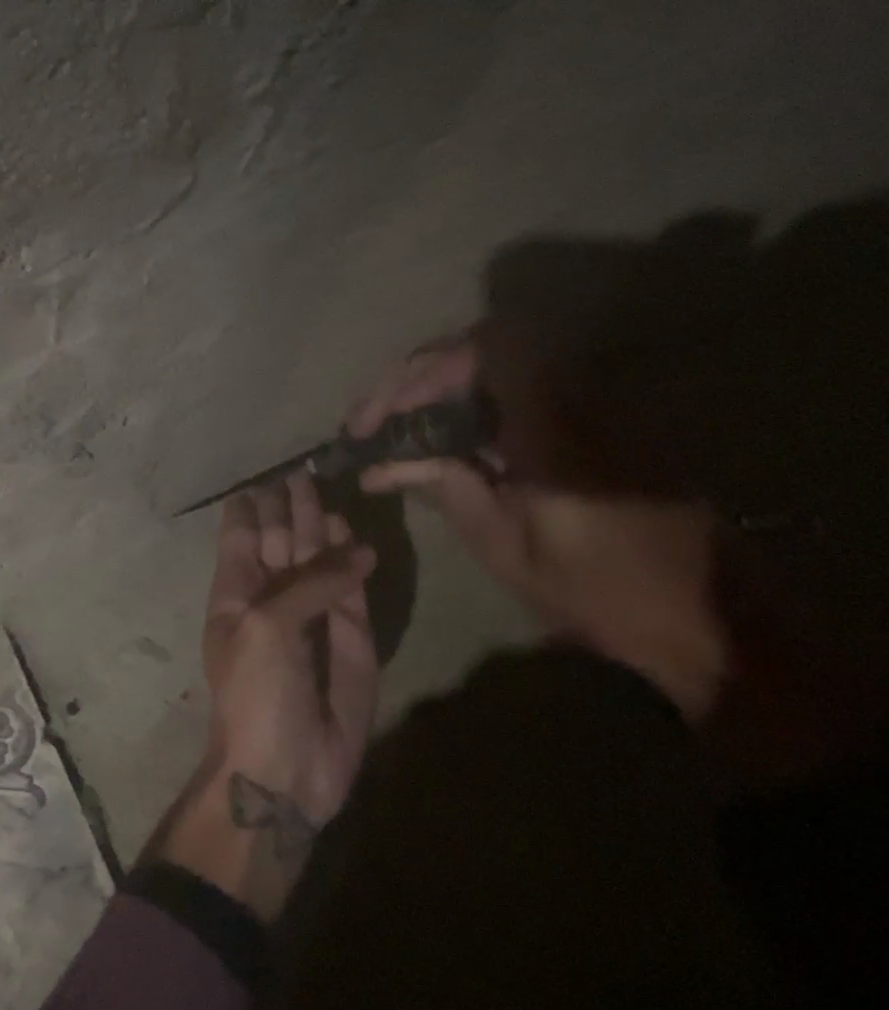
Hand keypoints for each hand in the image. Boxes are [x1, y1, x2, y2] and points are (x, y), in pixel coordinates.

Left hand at [147, 471, 376, 922]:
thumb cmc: (256, 693)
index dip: (247, 516)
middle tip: (298, 474)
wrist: (283, 769)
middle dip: (286, 513)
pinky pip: (351, 598)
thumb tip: (356, 549)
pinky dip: (352, 569)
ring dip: (318, 532)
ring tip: (323, 493)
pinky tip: (355, 538)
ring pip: (317, 566)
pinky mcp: (350, 646)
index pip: (240, 546)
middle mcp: (270, 606)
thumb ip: (309, 583)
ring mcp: (311, 625)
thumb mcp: (268, 628)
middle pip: (280, 548)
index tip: (254, 485)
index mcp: (234, 601)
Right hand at [350, 338, 724, 717]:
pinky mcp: (591, 425)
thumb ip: (446, 489)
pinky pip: (518, 391)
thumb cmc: (593, 588)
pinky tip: (433, 434)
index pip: (487, 355)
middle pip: (488, 347)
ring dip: (438, 385)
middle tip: (370, 418)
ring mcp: (589, 409)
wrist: (694, 608)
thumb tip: (377, 466)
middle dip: (418, 376)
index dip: (420, 374)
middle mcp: (578, 403)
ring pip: (500, 364)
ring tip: (392, 422)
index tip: (374, 418)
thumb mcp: (504, 547)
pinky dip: (466, 401)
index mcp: (557, 432)